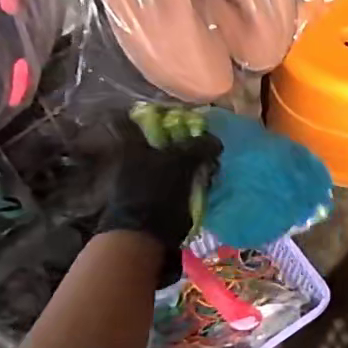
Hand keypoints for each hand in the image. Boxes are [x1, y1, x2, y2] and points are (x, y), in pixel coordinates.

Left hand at [97, 114, 219, 260]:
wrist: (145, 235)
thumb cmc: (155, 192)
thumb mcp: (179, 162)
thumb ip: (197, 146)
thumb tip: (215, 140)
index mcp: (131, 145)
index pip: (135, 118)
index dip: (155, 112)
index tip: (180, 113)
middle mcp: (134, 157)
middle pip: (159, 138)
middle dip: (181, 137)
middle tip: (205, 136)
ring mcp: (144, 178)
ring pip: (170, 159)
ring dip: (190, 159)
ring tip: (212, 159)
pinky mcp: (157, 195)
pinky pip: (178, 178)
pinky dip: (192, 177)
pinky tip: (208, 177)